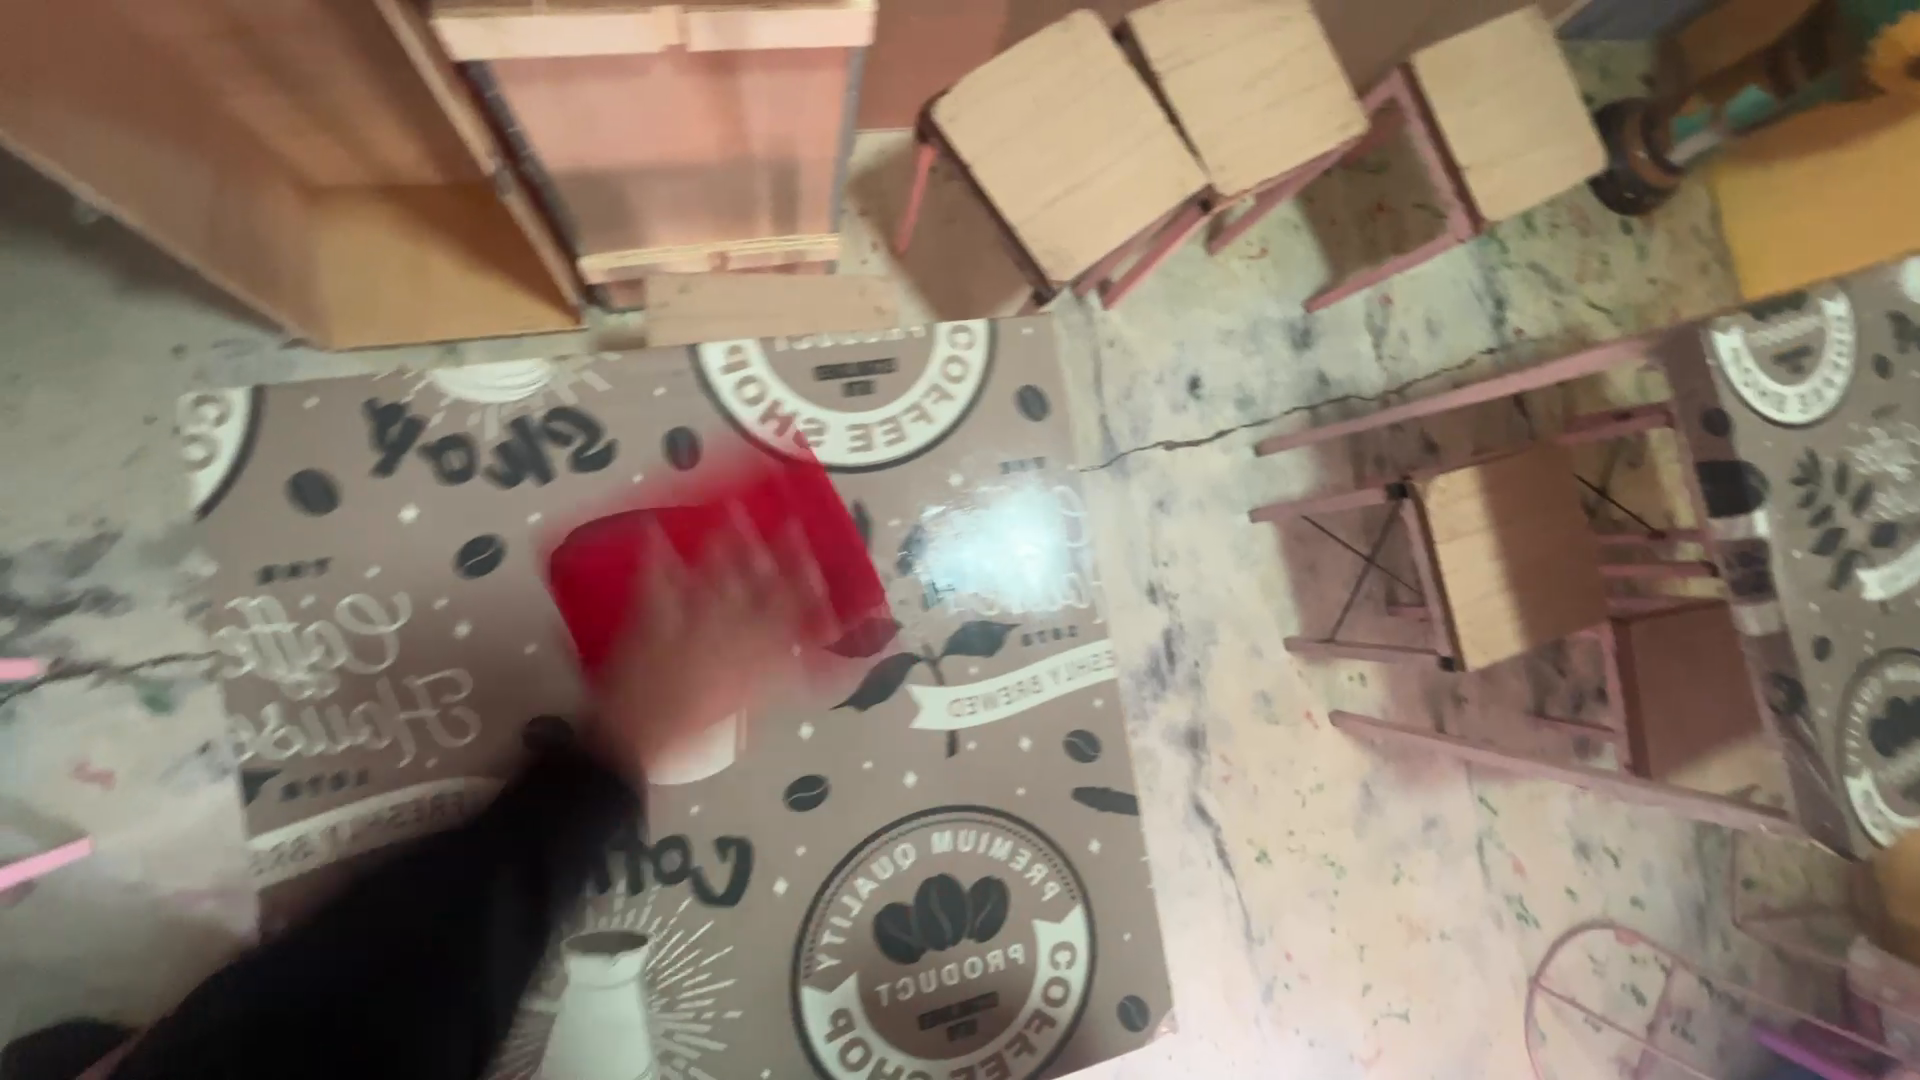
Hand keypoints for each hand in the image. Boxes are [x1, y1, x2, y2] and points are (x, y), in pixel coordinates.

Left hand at [582, 518, 827, 784]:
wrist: (634, 741)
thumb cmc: (695, 731)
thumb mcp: (746, 708)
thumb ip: (774, 677)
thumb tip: (801, 657)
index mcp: (757, 650)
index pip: (792, 605)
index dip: (807, 577)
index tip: (819, 558)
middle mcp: (730, 625)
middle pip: (759, 580)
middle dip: (776, 548)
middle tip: (788, 521)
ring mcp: (690, 615)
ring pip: (715, 571)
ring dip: (727, 539)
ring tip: (734, 510)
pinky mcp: (651, 614)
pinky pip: (655, 576)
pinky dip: (655, 552)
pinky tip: (654, 529)